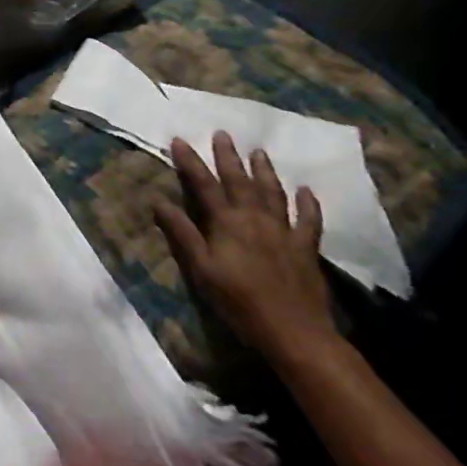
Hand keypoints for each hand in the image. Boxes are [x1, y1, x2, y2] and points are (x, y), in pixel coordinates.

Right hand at [154, 132, 333, 361]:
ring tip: (258, 151)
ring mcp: (283, 231)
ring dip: (264, 171)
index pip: (203, 184)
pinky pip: (308, 220)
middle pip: (239, 181)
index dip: (190, 161)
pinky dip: (308, 204)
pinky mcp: (305, 248)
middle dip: (228, 156)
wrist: (294, 331)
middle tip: (222, 134)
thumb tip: (158, 201)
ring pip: (272, 193)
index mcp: (227, 222)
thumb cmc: (238, 300)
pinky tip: (306, 191)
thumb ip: (181, 233)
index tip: (179, 140)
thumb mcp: (200, 268)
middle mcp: (254, 218)